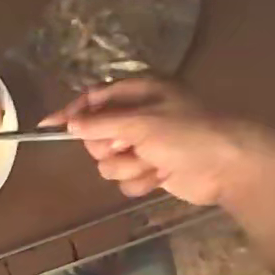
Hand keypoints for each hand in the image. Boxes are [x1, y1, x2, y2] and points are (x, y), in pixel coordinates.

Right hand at [42, 77, 274, 206]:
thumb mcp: (142, 122)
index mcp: (138, 93)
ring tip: (153, 162)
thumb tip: (71, 126)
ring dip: (128, 167)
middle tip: (130, 146)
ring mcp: (142, 146)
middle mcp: (137, 117)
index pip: (93, 100)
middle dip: (110, 147)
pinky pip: (124, 180)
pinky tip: (160, 176)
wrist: (227, 166)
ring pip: (107, 164)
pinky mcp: (148, 170)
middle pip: (95, 138)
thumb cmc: (189, 133)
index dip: (70, 114)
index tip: (46, 127)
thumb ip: (103, 124)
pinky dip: (140, 181)